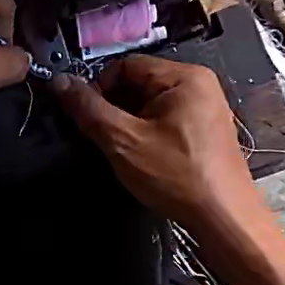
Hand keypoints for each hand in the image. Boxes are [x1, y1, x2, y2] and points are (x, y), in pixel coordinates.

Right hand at [52, 55, 263, 227]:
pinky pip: (164, 120)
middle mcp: (199, 86)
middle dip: (113, 107)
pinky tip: (142, 158)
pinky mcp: (204, 132)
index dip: (98, 87)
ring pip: (148, 104)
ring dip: (128, 123)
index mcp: (184, 77)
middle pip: (137, 83)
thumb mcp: (123, 140)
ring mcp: (205, 109)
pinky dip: (146, 134)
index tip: (87, 116)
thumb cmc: (177, 176)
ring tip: (122, 150)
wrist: (224, 218)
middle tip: (100, 136)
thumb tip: (61, 82)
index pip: (125, 65)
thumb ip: (89, 109)